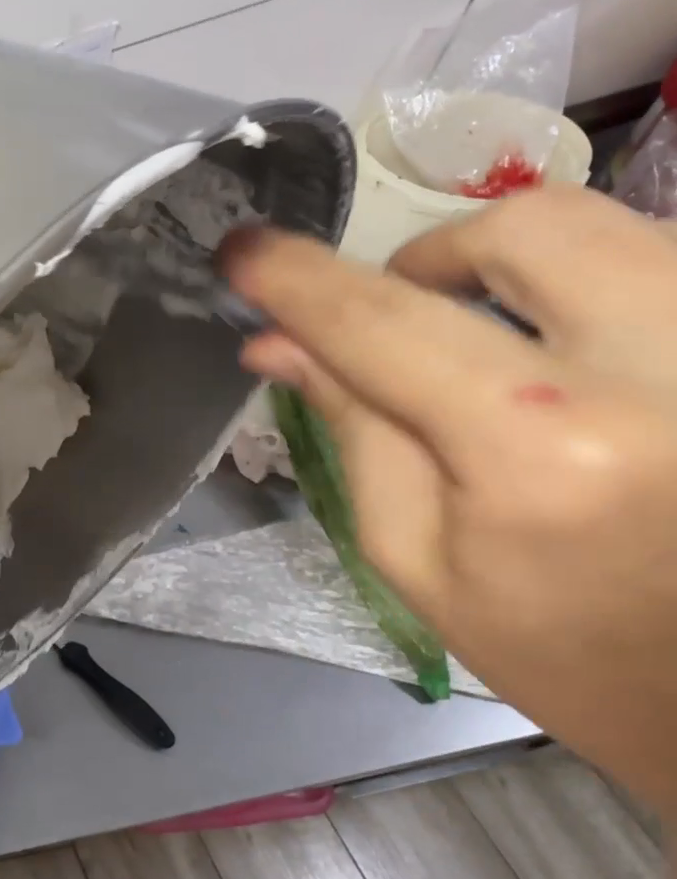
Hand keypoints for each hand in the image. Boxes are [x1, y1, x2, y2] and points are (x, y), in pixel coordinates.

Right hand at [222, 189, 676, 817]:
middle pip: (532, 228)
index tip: (243, 248)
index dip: (302, 280)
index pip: (389, 326)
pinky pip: (670, 269)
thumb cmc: (562, 650)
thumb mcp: (417, 556)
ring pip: (621, 230)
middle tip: (396, 311)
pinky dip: (594, 293)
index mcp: (549, 452)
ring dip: (520, 271)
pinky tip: (575, 359)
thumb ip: (355, 431)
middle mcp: (676, 370)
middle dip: (435, 253)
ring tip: (489, 342)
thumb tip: (279, 345)